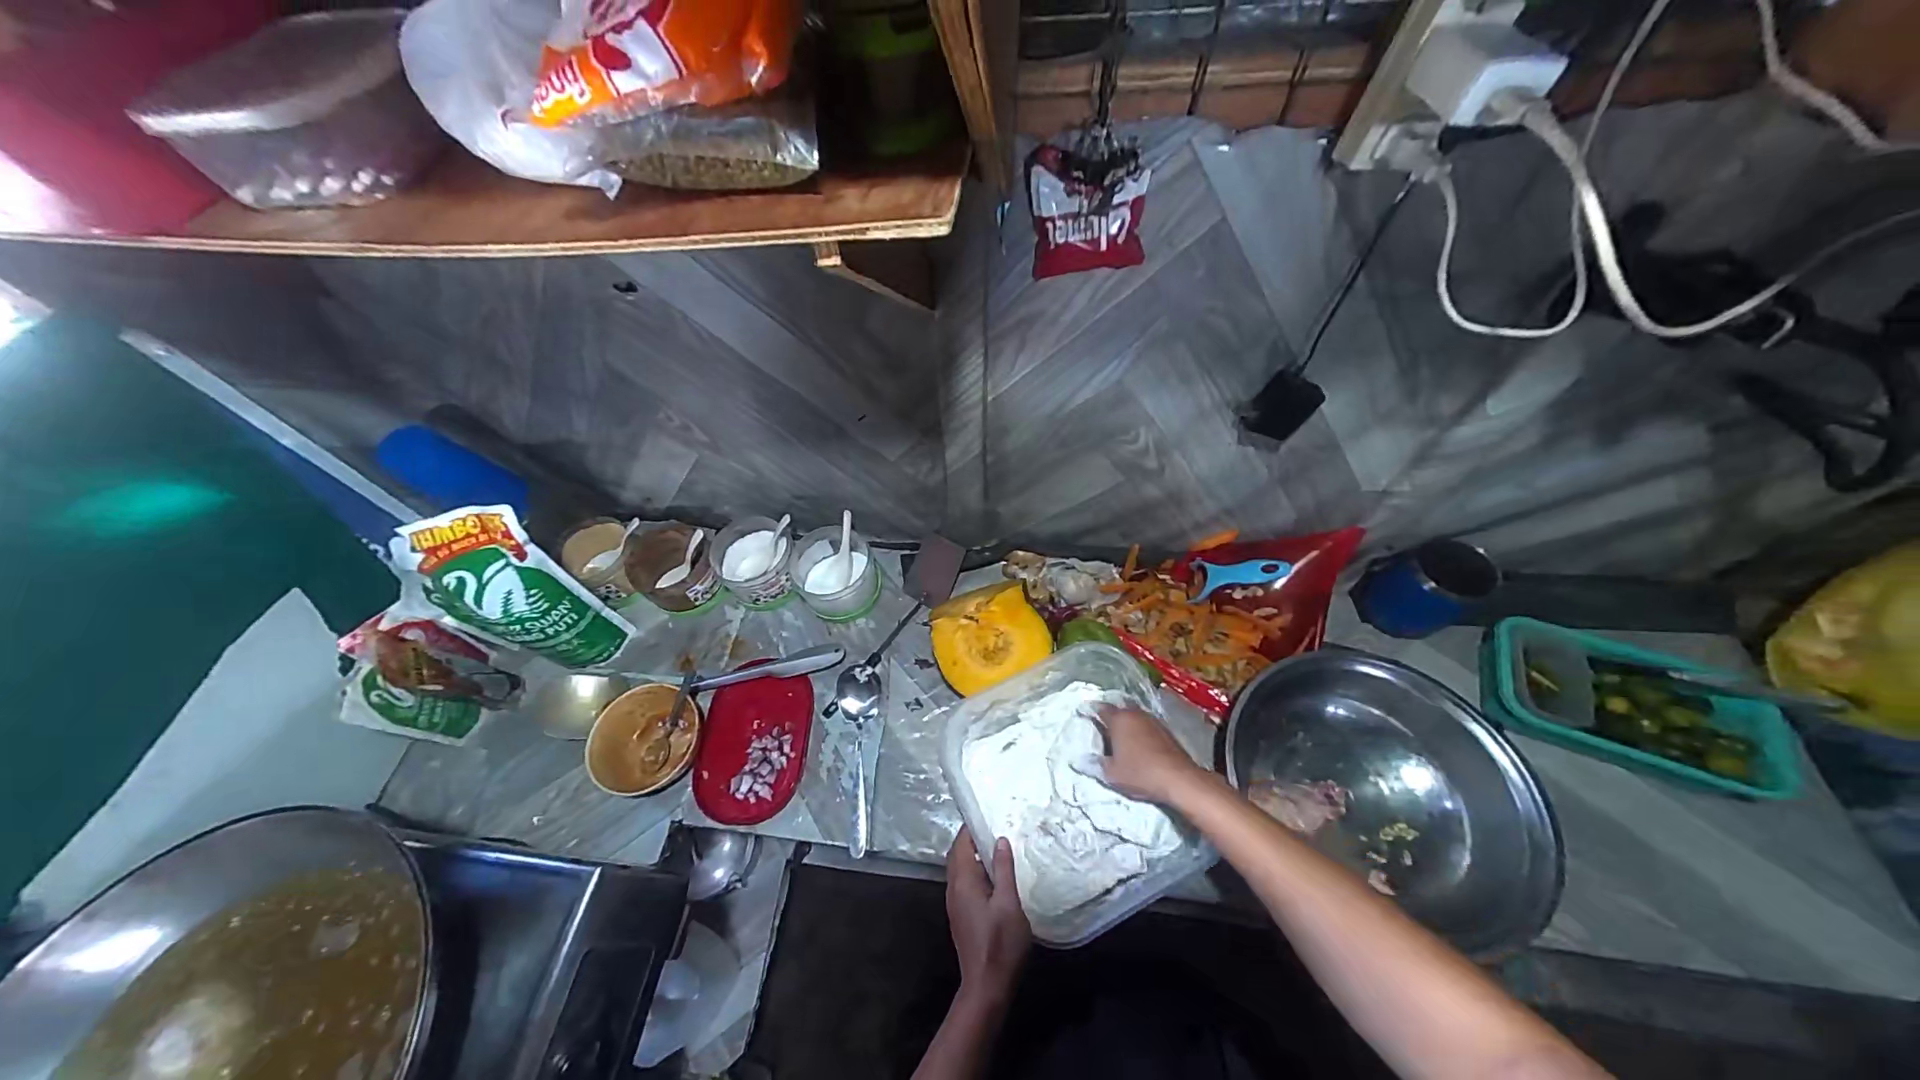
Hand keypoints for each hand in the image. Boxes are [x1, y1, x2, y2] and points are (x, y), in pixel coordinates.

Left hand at [944, 828, 1030, 1001]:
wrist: (986, 985)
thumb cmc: (1000, 943)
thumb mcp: (1009, 904)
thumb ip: (1003, 870)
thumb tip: (999, 840)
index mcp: (963, 883)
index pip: (960, 845)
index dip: (970, 828)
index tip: (986, 815)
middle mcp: (953, 890)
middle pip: (957, 856)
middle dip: (972, 840)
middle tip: (994, 828)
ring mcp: (955, 904)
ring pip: (960, 870)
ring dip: (974, 856)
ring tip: (997, 848)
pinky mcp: (961, 915)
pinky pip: (964, 883)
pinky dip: (975, 872)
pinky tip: (994, 876)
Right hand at [1097, 705, 1208, 803]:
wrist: (1179, 779)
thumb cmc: (1140, 773)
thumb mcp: (1111, 774)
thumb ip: (1095, 764)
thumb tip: (1082, 759)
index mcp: (1119, 719)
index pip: (1101, 708)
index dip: (1092, 712)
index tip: (1086, 716)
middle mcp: (1136, 714)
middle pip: (1120, 709)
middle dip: (1111, 715)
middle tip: (1104, 727)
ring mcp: (1153, 720)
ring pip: (1135, 716)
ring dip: (1128, 722)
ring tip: (1121, 736)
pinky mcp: (1167, 731)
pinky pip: (1147, 725)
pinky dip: (1141, 730)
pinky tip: (1140, 743)